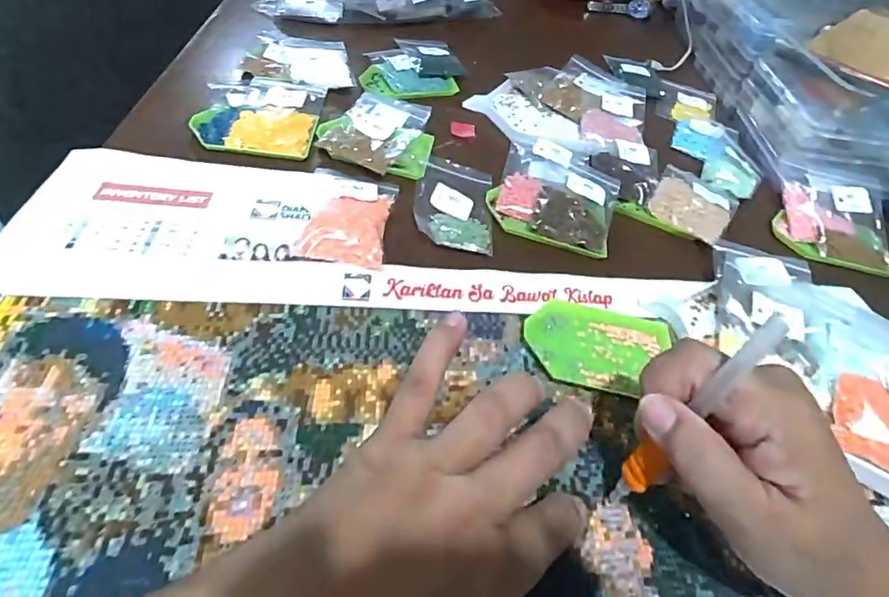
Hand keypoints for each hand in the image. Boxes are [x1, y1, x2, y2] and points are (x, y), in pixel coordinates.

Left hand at [165, 314, 592, 596]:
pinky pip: (420, 387)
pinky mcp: (391, 439)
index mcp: (493, 562)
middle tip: (579, 409)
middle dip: (564, 431)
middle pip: (534, 457)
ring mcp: (431, 464)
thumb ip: (499, 575)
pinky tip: (457, 320)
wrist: (308, 596)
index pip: (553, 526)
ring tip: (538, 380)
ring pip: (490, 414)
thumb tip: (528, 545)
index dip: (571, 511)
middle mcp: (474, 505)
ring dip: (520, 392)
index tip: (576, 502)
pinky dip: (437, 350)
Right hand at [637, 341, 888, 596]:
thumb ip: (698, 458)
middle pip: (690, 369)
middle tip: (674, 470)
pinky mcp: (762, 402)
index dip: (661, 391)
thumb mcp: (748, 518)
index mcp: (769, 398)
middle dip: (669, 414)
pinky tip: (713, 467)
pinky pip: (710, 398)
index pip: (690, 359)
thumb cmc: (810, 552)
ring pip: (695, 384)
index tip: (657, 446)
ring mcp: (767, 387)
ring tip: (699, 477)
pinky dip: (698, 430)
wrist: (862, 573)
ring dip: (682, 427)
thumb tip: (647, 403)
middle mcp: (767, 377)